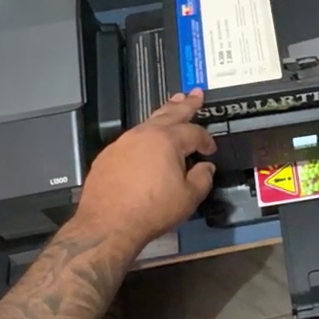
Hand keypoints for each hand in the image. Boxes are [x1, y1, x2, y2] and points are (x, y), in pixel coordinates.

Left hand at [73, 90, 216, 245]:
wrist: (107, 225)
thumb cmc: (151, 211)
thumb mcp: (188, 198)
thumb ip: (203, 178)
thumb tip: (205, 168)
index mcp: (168, 140)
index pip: (194, 132)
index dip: (206, 140)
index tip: (210, 149)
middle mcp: (144, 134)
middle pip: (170, 113)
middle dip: (185, 103)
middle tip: (195, 93)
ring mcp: (123, 143)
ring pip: (148, 122)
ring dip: (163, 114)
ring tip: (172, 106)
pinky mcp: (108, 155)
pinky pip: (131, 139)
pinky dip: (144, 136)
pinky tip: (147, 142)